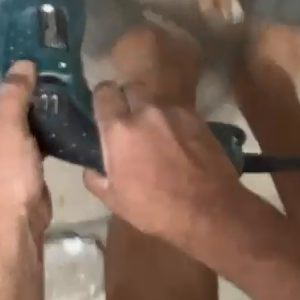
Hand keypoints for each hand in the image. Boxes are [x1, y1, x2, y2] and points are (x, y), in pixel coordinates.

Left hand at [0, 42, 51, 234]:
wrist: (15, 226)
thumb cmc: (3, 177)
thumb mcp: (7, 130)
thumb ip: (13, 95)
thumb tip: (22, 65)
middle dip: (3, 76)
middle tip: (21, 49)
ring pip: (10, 116)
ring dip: (23, 97)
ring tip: (42, 71)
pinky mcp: (17, 163)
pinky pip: (26, 133)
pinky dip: (38, 119)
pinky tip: (55, 105)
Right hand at [82, 80, 243, 240]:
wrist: (209, 212)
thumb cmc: (155, 209)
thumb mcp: (114, 201)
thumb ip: (95, 178)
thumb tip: (91, 169)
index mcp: (119, 129)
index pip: (104, 91)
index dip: (102, 98)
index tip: (104, 110)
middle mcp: (146, 112)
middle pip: (131, 87)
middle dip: (128, 99)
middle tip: (129, 121)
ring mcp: (175, 113)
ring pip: (157, 101)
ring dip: (152, 112)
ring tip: (157, 136)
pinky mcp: (198, 120)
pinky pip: (178, 113)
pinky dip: (174, 123)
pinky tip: (180, 144)